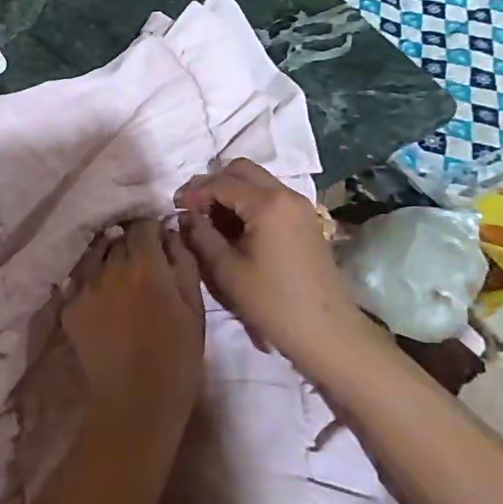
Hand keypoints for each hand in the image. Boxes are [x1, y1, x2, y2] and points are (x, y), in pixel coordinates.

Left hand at [62, 220, 205, 435]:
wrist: (135, 404)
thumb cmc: (177, 359)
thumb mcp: (195, 310)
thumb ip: (183, 264)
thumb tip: (171, 234)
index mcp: (145, 266)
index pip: (142, 226)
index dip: (151, 230)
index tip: (158, 241)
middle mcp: (109, 268)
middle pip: (118, 239)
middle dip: (130, 244)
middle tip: (142, 265)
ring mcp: (85, 286)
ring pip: (96, 258)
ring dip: (109, 262)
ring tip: (121, 282)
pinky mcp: (68, 307)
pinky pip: (81, 283)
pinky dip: (93, 286)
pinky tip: (105, 306)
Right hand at [173, 159, 371, 368]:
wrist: (328, 333)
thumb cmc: (273, 302)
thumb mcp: (226, 270)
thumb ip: (200, 235)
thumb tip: (185, 216)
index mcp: (267, 204)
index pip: (221, 182)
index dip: (193, 192)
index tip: (174, 207)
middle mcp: (287, 195)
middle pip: (242, 170)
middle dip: (213, 183)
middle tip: (192, 206)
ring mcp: (301, 207)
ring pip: (257, 182)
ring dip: (231, 191)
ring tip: (210, 218)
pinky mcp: (306, 222)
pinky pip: (270, 197)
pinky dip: (248, 202)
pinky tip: (234, 228)